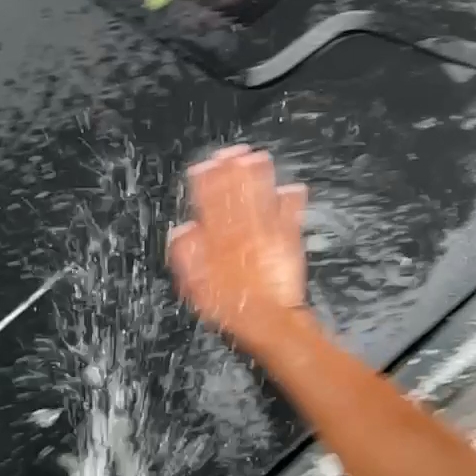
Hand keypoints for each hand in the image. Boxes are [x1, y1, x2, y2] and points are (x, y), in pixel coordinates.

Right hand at [167, 145, 309, 353]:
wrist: (268, 324)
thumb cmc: (230, 308)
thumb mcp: (196, 287)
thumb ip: (188, 256)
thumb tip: (182, 230)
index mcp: (218, 242)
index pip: (209, 205)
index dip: (205, 183)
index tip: (203, 164)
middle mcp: (243, 234)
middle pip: (236, 197)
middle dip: (233, 173)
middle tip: (231, 151)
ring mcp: (268, 237)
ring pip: (262, 200)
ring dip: (259, 179)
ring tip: (257, 158)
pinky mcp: (288, 244)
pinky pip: (291, 218)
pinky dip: (292, 202)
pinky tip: (293, 188)